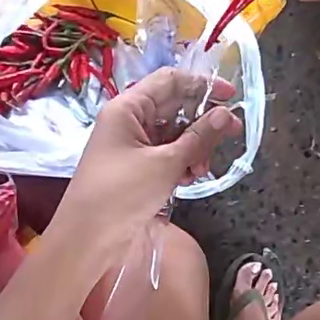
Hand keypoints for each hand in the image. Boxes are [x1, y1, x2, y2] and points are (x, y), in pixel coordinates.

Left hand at [49, 68, 237, 251]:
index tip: (231, 96)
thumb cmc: (122, 194)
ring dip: (194, 148)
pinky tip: (189, 179)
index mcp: (128, 108)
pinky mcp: (136, 168)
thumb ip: (199, 138)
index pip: (169, 81)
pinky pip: (166, 155)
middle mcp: (129, 121)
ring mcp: (132, 145)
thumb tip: (226, 114)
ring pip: (173, 134)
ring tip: (201, 171)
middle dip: (202, 122)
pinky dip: (181, 163)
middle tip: (231, 136)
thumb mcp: (165, 164)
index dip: (202, 85)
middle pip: (174, 107)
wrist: (88, 238)